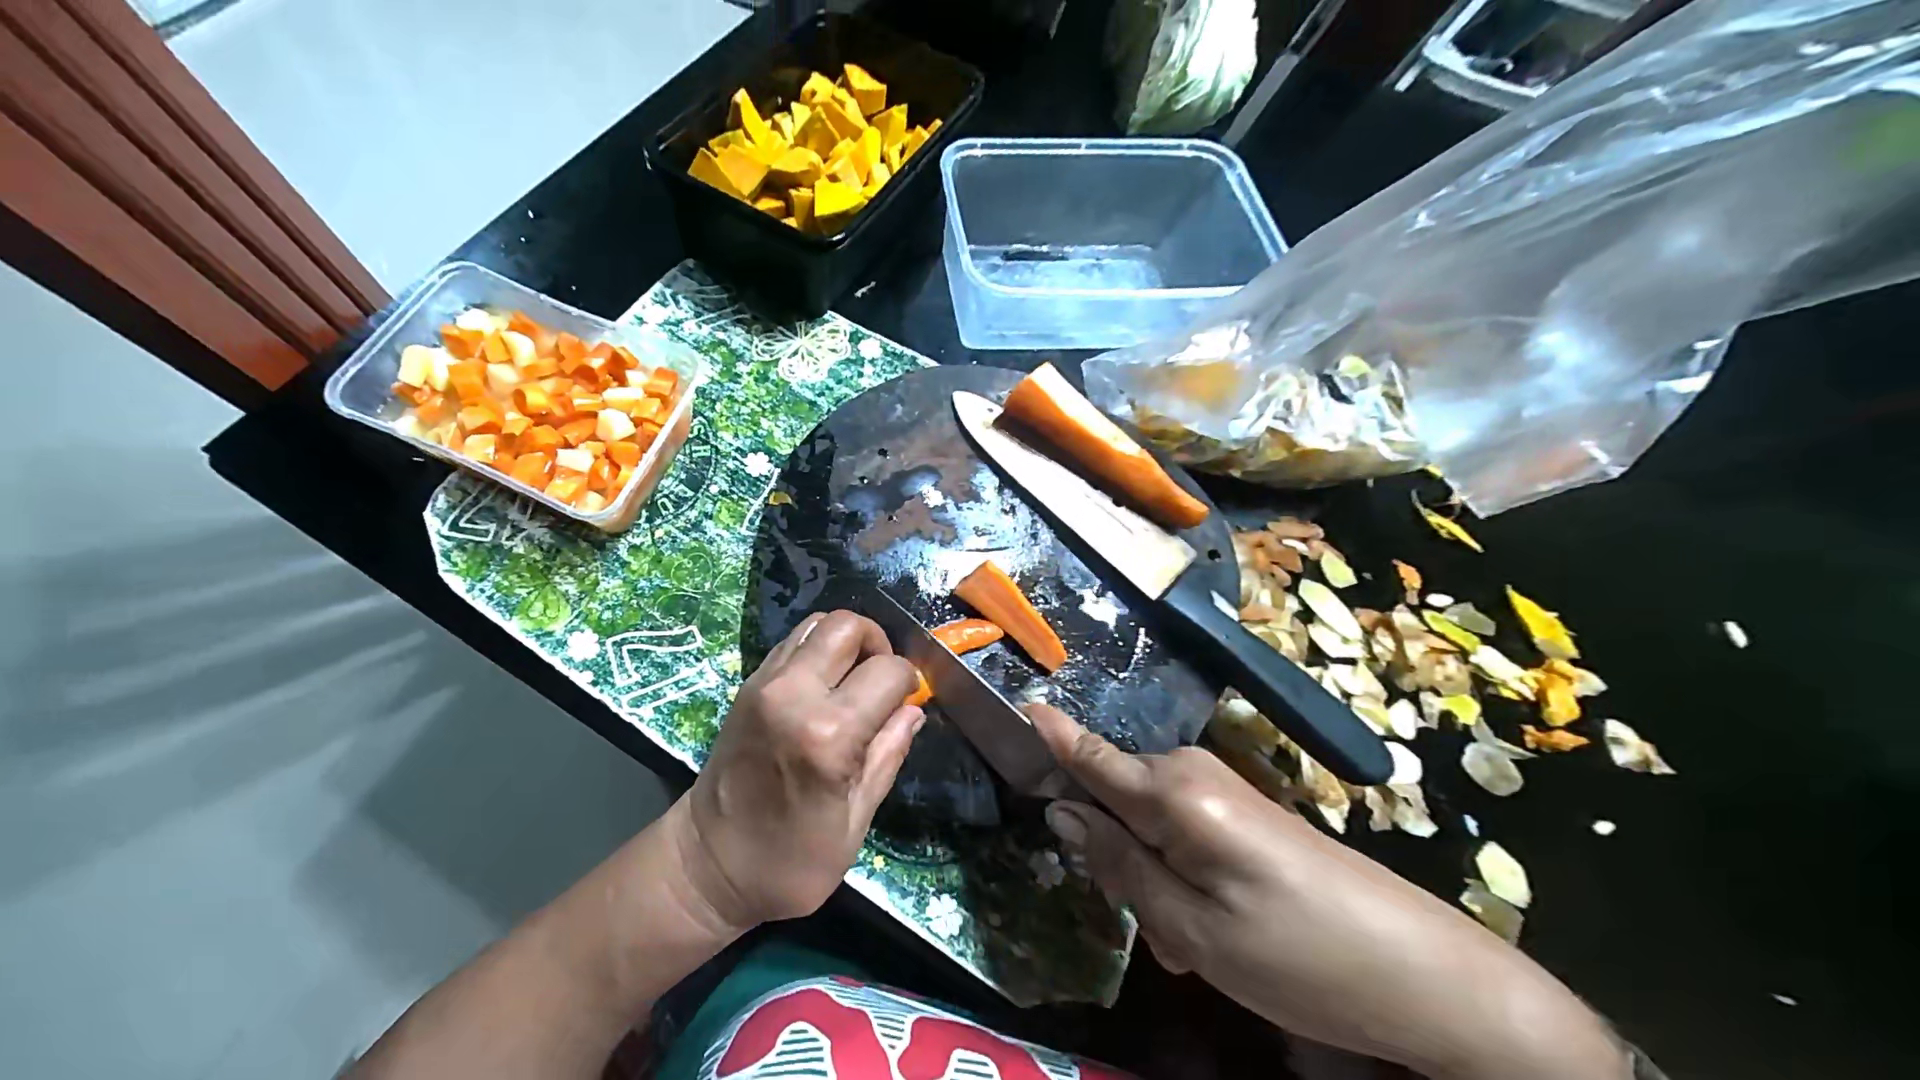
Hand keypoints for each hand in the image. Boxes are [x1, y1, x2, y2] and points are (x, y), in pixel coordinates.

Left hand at [671, 611, 922, 933]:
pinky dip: (818, 650)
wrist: (707, 867)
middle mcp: (793, 694)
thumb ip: (888, 755)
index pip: (889, 670)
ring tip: (852, 681)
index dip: (908, 683)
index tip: (905, 705)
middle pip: (848, 625)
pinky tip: (823, 687)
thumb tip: (912, 711)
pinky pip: (793, 642)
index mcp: (828, 734)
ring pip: (818, 623)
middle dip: (877, 645)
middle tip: (879, 683)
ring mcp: (764, 684)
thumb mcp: (855, 822)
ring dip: (845, 642)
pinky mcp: (748, 685)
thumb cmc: (790, 861)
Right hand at [1028, 705, 1630, 1079]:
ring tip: (1183, 945)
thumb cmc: (1296, 955)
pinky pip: (1178, 830)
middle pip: (1111, 793)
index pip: (1089, 753)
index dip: (1047, 734)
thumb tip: (1063, 811)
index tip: (1011, 705)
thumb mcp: (1189, 927)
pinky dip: (1174, 875)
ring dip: (1144, 875)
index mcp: (1173, 792)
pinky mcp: (1240, 810)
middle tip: (1141, 924)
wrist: (1426, 975)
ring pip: (1144, 820)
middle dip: (1106, 849)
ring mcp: (1221, 789)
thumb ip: (1117, 862)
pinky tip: (1205, 933)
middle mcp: (1192, 773)